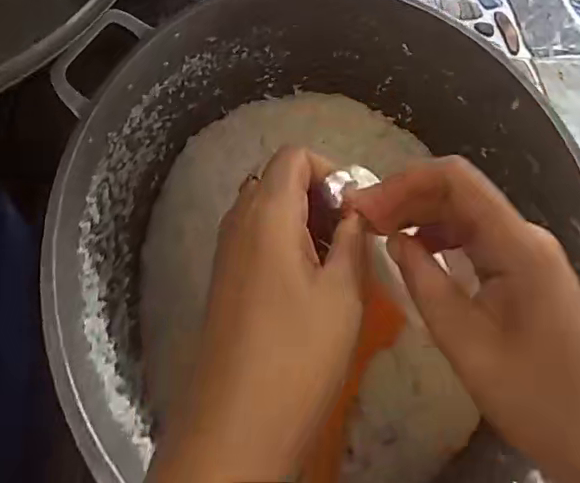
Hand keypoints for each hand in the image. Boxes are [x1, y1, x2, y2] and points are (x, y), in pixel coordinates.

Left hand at [150, 147, 368, 482]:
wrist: (234, 424)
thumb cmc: (296, 354)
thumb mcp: (343, 294)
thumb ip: (353, 239)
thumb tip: (354, 210)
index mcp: (267, 211)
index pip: (294, 155)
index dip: (329, 171)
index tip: (354, 210)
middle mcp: (239, 218)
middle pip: (279, 177)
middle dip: (318, 196)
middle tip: (350, 238)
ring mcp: (227, 247)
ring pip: (267, 206)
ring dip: (302, 219)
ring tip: (334, 264)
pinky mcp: (225, 275)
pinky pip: (256, 234)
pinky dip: (284, 240)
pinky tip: (307, 285)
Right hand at [345, 157, 579, 482]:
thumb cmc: (540, 401)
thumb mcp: (468, 347)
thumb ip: (426, 285)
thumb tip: (394, 240)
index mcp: (517, 244)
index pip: (455, 179)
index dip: (404, 182)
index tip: (366, 207)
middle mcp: (525, 235)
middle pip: (457, 190)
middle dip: (405, 196)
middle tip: (361, 218)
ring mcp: (528, 251)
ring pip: (464, 211)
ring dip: (419, 214)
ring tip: (378, 231)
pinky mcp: (526, 270)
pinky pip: (476, 236)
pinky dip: (440, 235)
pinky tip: (415, 252)